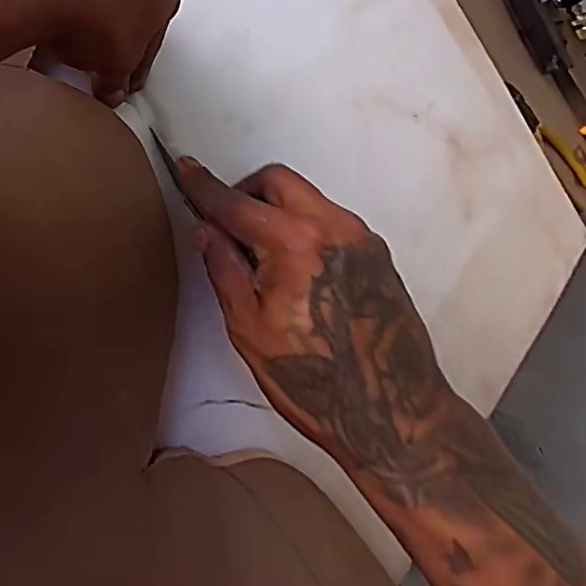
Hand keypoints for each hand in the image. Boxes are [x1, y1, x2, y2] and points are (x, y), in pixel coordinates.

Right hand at [178, 160, 585, 585]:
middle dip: (245, 189)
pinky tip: (294, 267)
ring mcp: (360, 237)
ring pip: (305, 196)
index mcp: (294, 242)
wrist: (398, 416)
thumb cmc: (315, 380)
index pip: (237, 202)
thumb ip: (224, 268)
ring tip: (261, 254)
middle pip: (277, 179)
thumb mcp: (249, 327)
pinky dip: (301, 224)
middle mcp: (332, 226)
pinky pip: (328, 218)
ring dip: (275, 207)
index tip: (186, 168)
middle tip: (227, 224)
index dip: (204, 186)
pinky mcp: (377, 253)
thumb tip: (208, 229)